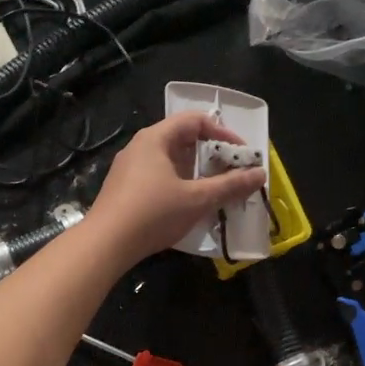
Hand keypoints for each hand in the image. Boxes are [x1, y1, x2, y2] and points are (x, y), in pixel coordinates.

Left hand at [86, 112, 268, 263]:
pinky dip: (175, 187)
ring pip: (168, 162)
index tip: (241, 155)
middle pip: (181, 140)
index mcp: (155, 138)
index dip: (223, 133)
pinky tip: (183, 208)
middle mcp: (139, 147)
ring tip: (210, 193)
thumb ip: (229, 186)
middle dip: (209, 155)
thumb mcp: (196, 200)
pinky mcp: (122, 192)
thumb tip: (260, 175)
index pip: (195, 120)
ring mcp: (127, 170)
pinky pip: (155, 179)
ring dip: (192, 174)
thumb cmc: (152, 214)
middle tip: (228, 174)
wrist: (105, 245)